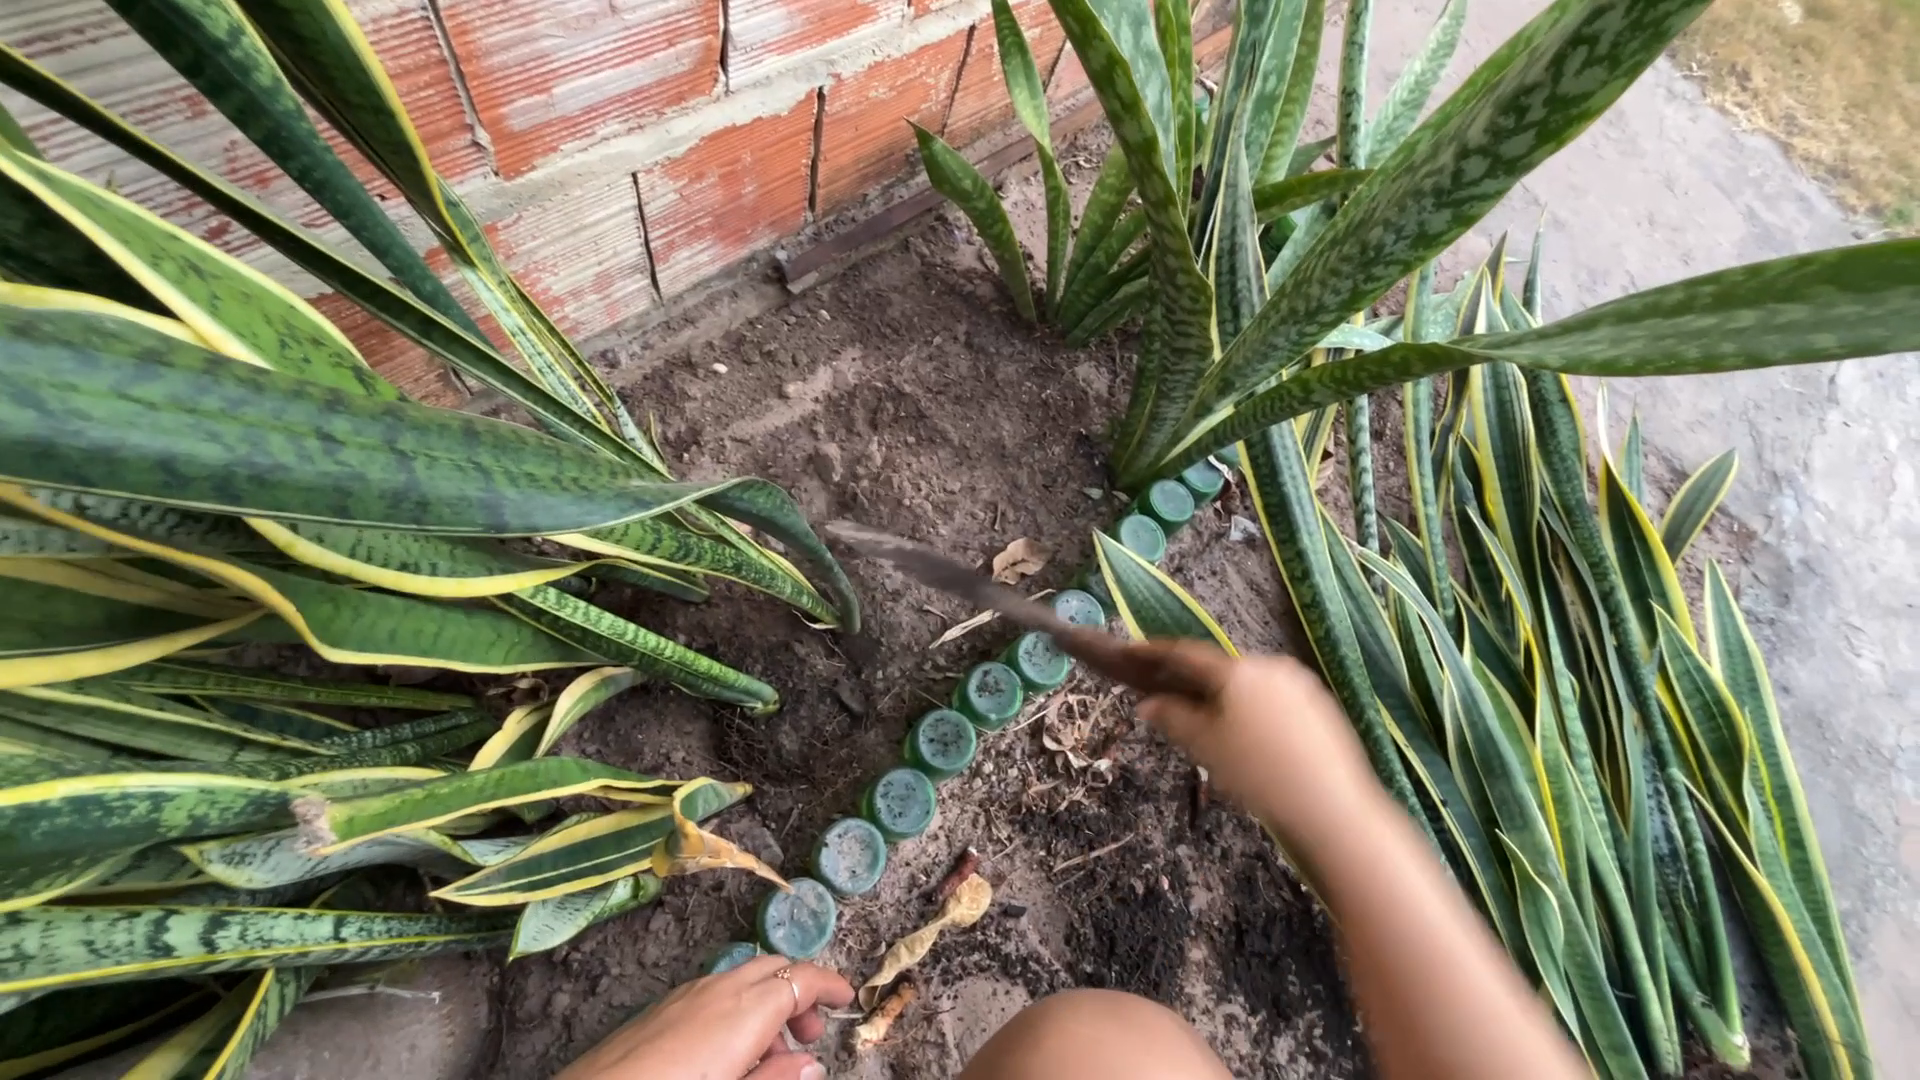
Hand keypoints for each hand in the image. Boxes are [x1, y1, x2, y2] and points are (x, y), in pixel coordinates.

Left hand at [555, 955, 853, 1079]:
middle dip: (800, 992)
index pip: (802, 978)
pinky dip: (738, 1008)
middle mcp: (719, 988)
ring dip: (768, 1002)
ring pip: (744, 978)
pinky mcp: (660, 1008)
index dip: (829, 985)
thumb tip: (810, 1065)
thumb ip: (776, 1077)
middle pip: (775, 967)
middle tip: (810, 1036)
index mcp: (745, 1009)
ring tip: (769, 1055)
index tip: (847, 1000)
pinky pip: (715, 992)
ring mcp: (686, 994)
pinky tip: (727, 1053)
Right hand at [1130, 642, 1381, 849]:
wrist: (1332, 808)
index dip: (1154, 652)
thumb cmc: (1259, 774)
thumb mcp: (1205, 746)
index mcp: (1238, 670)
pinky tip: (1250, 739)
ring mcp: (1300, 684)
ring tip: (1209, 727)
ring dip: (1223, 697)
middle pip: (1219, 668)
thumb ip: (1172, 717)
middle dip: (1192, 682)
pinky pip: (1273, 698)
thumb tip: (1146, 703)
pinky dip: (1252, 709)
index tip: (1131, 653)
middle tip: (1169, 701)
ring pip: (1247, 684)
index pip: (1186, 653)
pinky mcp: (1320, 705)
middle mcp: (1270, 665)